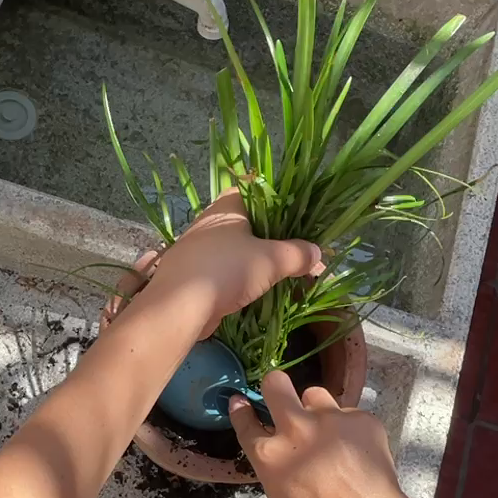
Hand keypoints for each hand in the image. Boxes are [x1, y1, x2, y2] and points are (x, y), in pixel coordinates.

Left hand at [134, 189, 324, 338]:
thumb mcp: (272, 259)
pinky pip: (225, 271)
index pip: (257, 190)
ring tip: (283, 272)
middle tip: (298, 249)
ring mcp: (199, 250)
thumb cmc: (226, 270)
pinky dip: (241, 278)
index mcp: (228, 207)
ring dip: (257, 260)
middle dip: (273, 236)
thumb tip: (318, 254)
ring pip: (236, 249)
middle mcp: (210, 223)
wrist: (179, 307)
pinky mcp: (194, 276)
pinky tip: (257, 290)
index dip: (280, 200)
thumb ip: (298, 254)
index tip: (299, 217)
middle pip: (249, 222)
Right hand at [229, 372, 424, 497]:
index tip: (241, 402)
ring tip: (329, 432)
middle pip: (275, 384)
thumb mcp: (282, 497)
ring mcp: (330, 419)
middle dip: (275, 387)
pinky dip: (351, 429)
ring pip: (315, 394)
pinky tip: (360, 452)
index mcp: (269, 455)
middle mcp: (295, 429)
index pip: (246, 422)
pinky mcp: (361, 418)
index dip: (242, 411)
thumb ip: (278, 465)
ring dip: (316, 408)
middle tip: (282, 397)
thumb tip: (285, 453)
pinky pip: (349, 414)